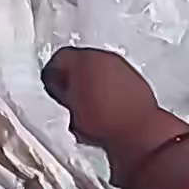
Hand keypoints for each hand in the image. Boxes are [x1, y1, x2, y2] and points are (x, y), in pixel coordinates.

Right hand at [41, 47, 169, 147]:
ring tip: (86, 104)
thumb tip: (57, 87)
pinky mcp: (135, 78)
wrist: (137, 132)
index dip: (52, 75)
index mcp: (82, 59)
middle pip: (79, 60)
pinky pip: (113, 77)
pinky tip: (104, 107)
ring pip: (97, 68)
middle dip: (72, 77)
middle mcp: (104, 56)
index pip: (58, 58)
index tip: (51, 88)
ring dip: (90, 81)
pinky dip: (107, 87)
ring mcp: (121, 66)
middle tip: (67, 96)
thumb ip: (59, 92)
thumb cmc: (101, 121)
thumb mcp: (67, 108)